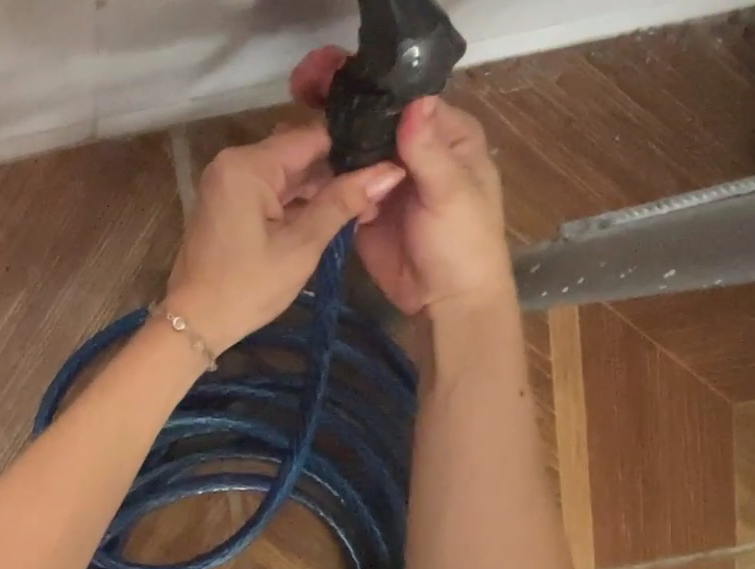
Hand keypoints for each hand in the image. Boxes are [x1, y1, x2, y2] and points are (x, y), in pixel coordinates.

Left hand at [163, 126, 403, 353]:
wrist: (194, 324)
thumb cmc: (246, 289)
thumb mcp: (300, 246)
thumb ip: (342, 203)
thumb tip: (390, 170)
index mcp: (248, 165)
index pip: (312, 137)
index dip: (352, 148)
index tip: (388, 161)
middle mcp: (233, 163)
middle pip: (299, 154)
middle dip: (338, 172)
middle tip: (383, 191)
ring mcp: (227, 183)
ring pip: (286, 175)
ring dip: (320, 191)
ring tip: (366, 206)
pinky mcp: (227, 204)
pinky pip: (270, 192)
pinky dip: (296, 203)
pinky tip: (331, 216)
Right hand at [291, 46, 513, 314]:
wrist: (445, 301)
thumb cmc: (463, 243)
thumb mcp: (450, 192)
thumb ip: (429, 150)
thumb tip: (414, 101)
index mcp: (447, 137)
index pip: (406, 101)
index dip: (372, 89)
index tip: (330, 80)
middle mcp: (414, 152)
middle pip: (375, 125)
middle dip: (342, 116)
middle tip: (300, 98)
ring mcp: (386, 182)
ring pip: (354, 155)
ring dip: (327, 148)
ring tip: (291, 137)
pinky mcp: (364, 210)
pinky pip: (341, 189)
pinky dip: (323, 183)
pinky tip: (297, 174)